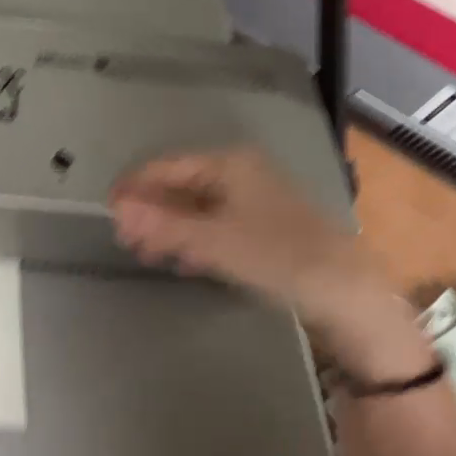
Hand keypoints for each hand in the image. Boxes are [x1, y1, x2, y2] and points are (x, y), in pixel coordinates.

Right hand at [109, 150, 356, 304]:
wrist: (347, 292)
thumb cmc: (277, 254)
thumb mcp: (212, 241)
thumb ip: (163, 225)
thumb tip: (117, 209)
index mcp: (227, 164)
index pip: (165, 167)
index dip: (133, 187)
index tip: (107, 211)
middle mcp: (240, 172)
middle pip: (180, 185)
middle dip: (150, 211)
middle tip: (124, 239)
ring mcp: (255, 199)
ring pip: (197, 207)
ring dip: (170, 228)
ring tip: (146, 254)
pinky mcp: (266, 226)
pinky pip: (216, 224)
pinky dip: (195, 240)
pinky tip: (184, 261)